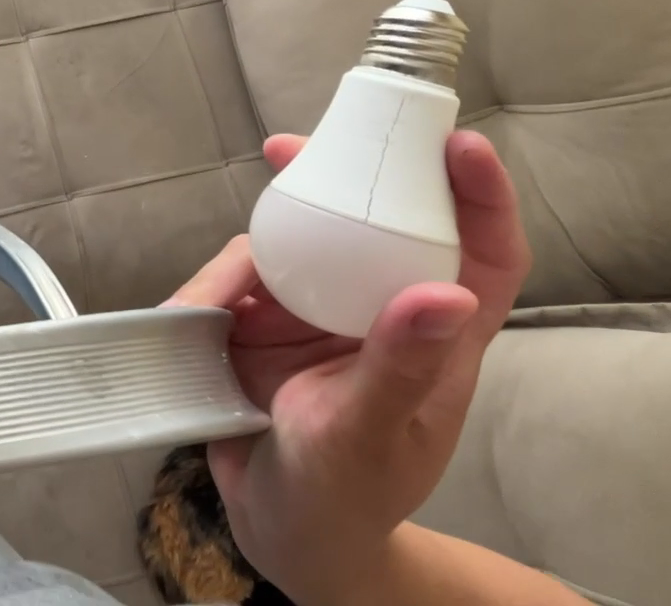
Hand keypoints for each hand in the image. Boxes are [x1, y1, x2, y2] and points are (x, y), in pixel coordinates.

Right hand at [165, 131, 530, 604]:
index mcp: (432, 339)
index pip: (479, 256)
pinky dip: (206, 289)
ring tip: (211, 310)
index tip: (453, 143)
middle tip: (284, 150)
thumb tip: (442, 290)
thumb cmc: (342, 498)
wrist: (277, 527)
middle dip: (333, 179)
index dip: (478, 196)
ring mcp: (311, 313)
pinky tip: (191, 319)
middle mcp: (372, 312)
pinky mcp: (257, 320)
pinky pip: (231, 278)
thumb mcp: (368, 437)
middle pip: (369, 225)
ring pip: (284, 247)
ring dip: (241, 261)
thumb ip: (399, 367)